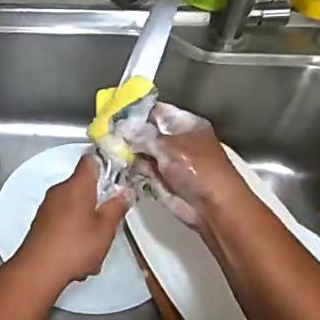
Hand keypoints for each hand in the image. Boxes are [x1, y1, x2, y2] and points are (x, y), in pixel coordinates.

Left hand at [15, 153, 131, 285]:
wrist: (38, 270)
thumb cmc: (76, 245)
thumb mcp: (105, 228)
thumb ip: (117, 207)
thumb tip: (124, 191)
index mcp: (77, 186)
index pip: (90, 161)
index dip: (105, 163)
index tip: (118, 176)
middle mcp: (59, 191)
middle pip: (83, 187)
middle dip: (98, 203)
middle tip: (109, 222)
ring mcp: (47, 207)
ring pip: (75, 208)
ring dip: (87, 223)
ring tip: (94, 247)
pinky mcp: (41, 223)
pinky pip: (64, 222)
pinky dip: (73, 234)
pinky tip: (78, 256)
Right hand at [120, 102, 245, 226]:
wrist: (212, 208)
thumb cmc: (200, 171)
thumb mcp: (169, 147)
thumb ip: (143, 136)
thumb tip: (123, 129)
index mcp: (185, 124)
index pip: (157, 111)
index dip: (136, 111)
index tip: (115, 111)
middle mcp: (176, 140)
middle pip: (146, 131)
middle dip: (128, 132)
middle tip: (107, 130)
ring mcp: (168, 159)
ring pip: (141, 149)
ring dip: (127, 149)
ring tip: (109, 146)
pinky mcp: (160, 178)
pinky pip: (140, 167)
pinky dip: (129, 165)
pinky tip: (117, 161)